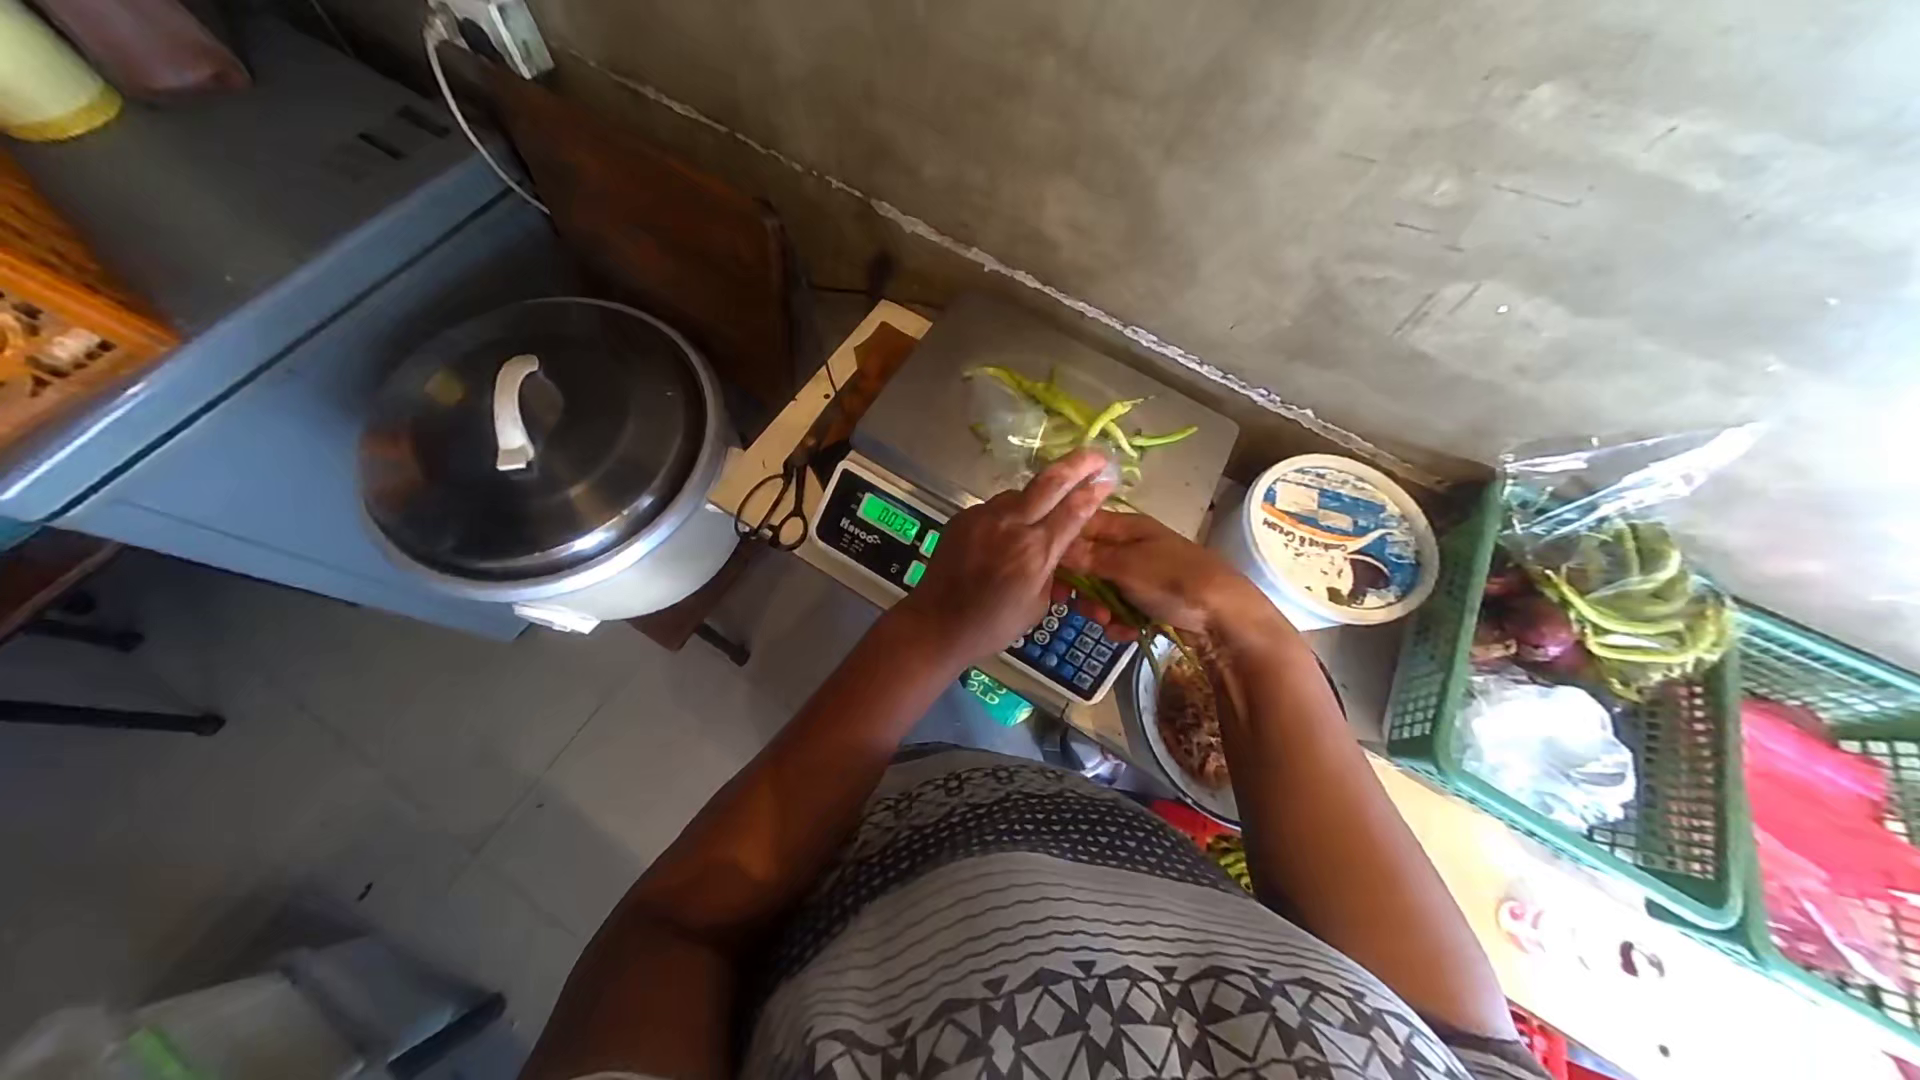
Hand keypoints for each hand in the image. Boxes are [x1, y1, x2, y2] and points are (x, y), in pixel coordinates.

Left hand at [889, 449, 1115, 666]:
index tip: (1109, 477)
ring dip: (1039, 494)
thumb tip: (1059, 547)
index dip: (1095, 491)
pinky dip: (1010, 513)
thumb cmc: (992, 624)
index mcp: (1035, 551)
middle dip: (1079, 463)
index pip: (1074, 510)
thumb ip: (1051, 569)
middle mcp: (1011, 525)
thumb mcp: (1037, 605)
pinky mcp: (964, 517)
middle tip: (1097, 456)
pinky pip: (996, 507)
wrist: (937, 623)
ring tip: (1046, 506)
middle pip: (1050, 481)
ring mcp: (984, 516)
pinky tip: (1008, 530)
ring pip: (1020, 493)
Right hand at [1060, 510, 1283, 639]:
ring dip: (1099, 608)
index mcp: (1124, 527)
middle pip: (1086, 562)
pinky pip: (1121, 607)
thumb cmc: (1173, 579)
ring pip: (1101, 589)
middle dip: (1080, 587)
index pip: (1078, 527)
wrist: (1225, 614)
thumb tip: (1052, 546)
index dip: (1059, 548)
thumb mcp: (1124, 565)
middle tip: (1078, 606)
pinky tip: (1126, 632)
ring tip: (1108, 622)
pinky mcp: (1150, 599)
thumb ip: (1086, 557)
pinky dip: (1119, 621)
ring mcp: (1140, 574)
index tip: (1046, 573)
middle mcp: (1130, 546)